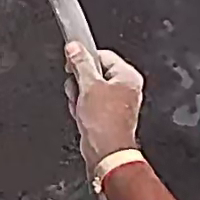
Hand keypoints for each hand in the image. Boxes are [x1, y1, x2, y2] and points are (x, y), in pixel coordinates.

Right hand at [63, 43, 142, 168]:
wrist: (104, 150)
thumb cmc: (104, 122)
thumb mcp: (88, 86)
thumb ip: (80, 64)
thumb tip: (74, 48)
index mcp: (127, 76)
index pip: (102, 55)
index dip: (84, 59)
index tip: (71, 65)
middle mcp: (125, 87)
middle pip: (94, 71)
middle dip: (80, 82)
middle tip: (79, 91)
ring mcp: (117, 101)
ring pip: (88, 88)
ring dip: (79, 96)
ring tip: (82, 106)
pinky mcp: (107, 113)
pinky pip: (89, 102)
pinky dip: (82, 106)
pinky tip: (82, 114)